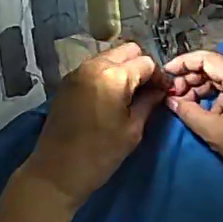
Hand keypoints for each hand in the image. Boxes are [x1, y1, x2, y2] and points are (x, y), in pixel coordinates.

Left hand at [23, 42, 166, 206]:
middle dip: (141, 65)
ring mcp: (78, 71)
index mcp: (113, 76)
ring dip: (123, 68)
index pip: (146, 62)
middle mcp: (94, 65)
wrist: (57, 170)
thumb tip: (160, 89)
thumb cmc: (100, 154)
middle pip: (127, 51)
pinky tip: (111, 95)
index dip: (159, 76)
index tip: (164, 91)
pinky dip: (107, 73)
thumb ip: (148, 102)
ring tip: (130, 93)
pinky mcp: (68, 81)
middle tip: (148, 89)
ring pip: (110, 56)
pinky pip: (94, 66)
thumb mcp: (132, 130)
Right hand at [164, 51, 222, 192]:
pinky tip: (201, 109)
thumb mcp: (215, 132)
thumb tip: (170, 99)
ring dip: (201, 88)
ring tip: (184, 104)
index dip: (182, 64)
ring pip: (221, 77)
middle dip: (190, 79)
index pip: (206, 59)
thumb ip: (188, 112)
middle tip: (173, 96)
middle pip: (213, 67)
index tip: (164, 75)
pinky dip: (214, 96)